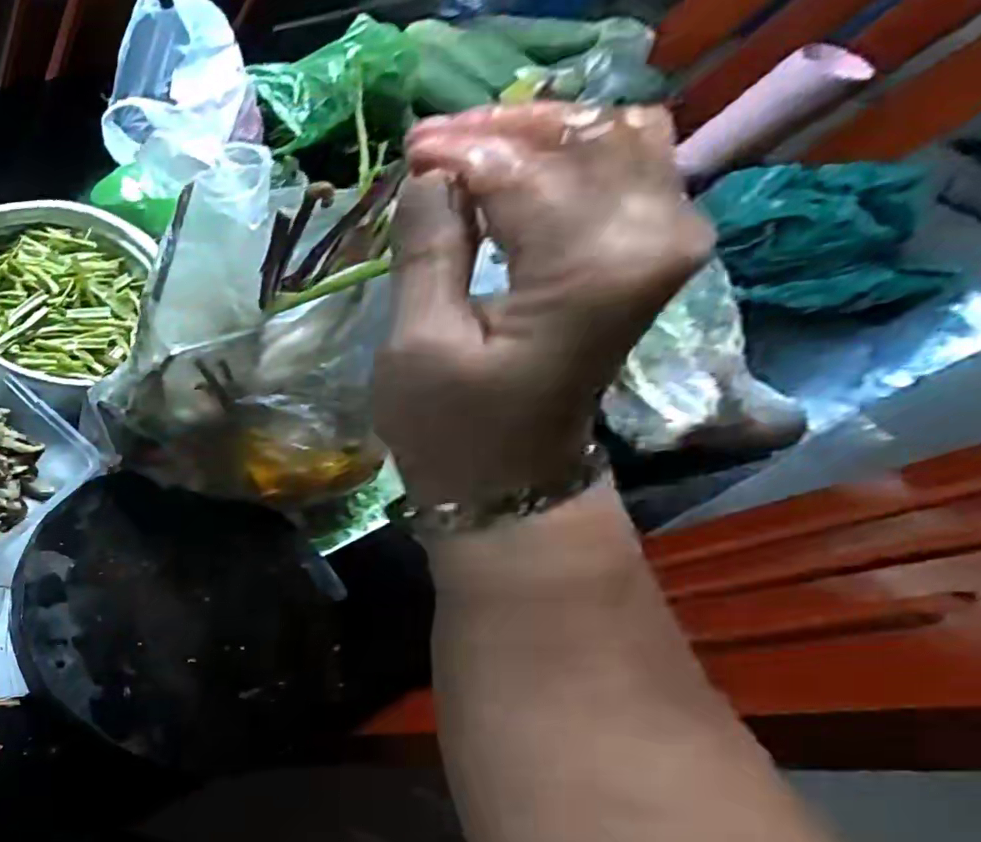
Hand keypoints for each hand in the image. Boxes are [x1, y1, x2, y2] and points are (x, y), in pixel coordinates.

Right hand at [372, 104, 713, 506]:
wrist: (507, 481)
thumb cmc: (451, 427)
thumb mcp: (418, 346)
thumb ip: (428, 252)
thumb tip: (429, 176)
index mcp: (593, 268)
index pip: (529, 171)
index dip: (462, 152)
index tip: (405, 152)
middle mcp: (655, 237)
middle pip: (588, 135)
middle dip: (502, 131)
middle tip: (428, 147)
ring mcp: (664, 242)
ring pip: (612, 140)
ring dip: (534, 138)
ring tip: (462, 156)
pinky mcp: (650, 252)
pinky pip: (620, 170)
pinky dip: (561, 161)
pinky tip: (506, 175)